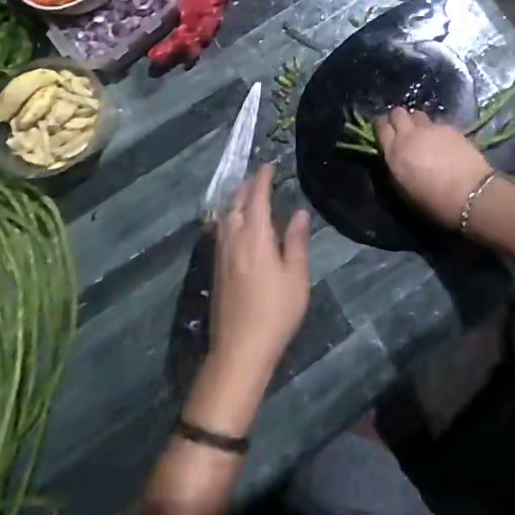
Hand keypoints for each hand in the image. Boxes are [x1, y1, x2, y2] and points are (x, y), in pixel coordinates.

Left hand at [210, 164, 310, 378]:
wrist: (239, 348)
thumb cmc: (275, 312)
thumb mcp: (295, 278)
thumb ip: (296, 242)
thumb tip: (299, 212)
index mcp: (254, 236)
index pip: (256, 197)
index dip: (262, 179)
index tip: (269, 166)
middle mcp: (233, 238)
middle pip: (235, 203)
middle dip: (246, 187)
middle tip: (259, 178)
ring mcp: (220, 253)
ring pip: (226, 216)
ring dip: (236, 201)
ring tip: (248, 196)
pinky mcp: (216, 267)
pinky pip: (221, 230)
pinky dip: (230, 218)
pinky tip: (236, 226)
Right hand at [376, 109, 494, 228]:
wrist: (471, 196)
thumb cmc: (434, 202)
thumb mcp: (404, 190)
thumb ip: (395, 167)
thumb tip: (393, 157)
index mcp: (394, 152)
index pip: (381, 126)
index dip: (382, 127)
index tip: (386, 132)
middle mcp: (409, 135)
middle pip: (397, 113)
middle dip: (398, 119)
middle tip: (403, 130)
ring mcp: (430, 129)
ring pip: (417, 114)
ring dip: (416, 121)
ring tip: (423, 134)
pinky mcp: (450, 128)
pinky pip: (436, 122)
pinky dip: (435, 129)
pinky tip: (442, 141)